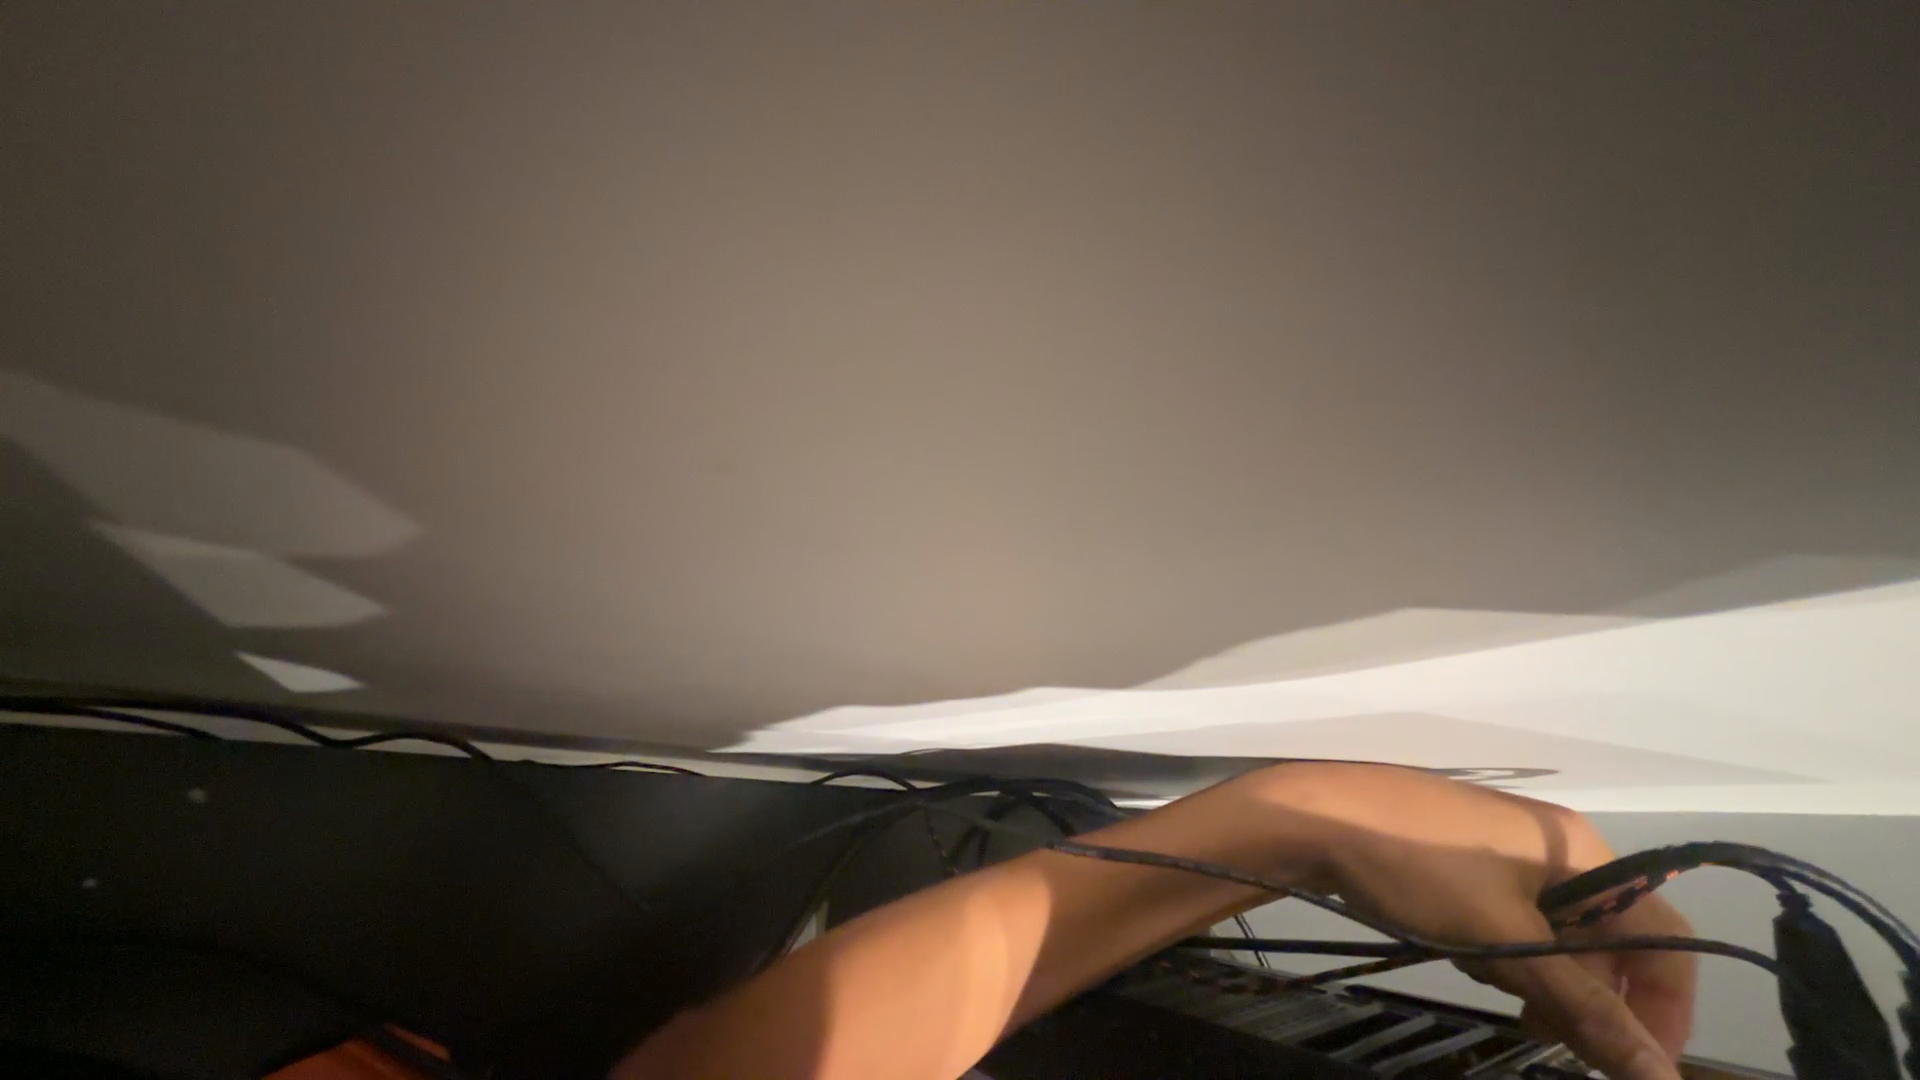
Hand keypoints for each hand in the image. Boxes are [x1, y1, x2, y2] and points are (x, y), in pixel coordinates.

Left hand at [1268, 765, 1696, 1079]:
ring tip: (1479, 969)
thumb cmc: (1416, 868)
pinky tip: (1454, 948)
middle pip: (1602, 938)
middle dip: (1577, 992)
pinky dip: (1491, 944)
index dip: (1660, 1008)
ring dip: (1528, 970)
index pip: (1662, 937)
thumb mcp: (1505, 939)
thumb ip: (1585, 1008)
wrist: (1311, 816)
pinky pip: (1499, 914)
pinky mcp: (1453, 855)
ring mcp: (1495, 845)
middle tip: (1534, 1025)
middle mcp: (1547, 842)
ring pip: (1546, 931)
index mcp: (1577, 848)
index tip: (1635, 1068)